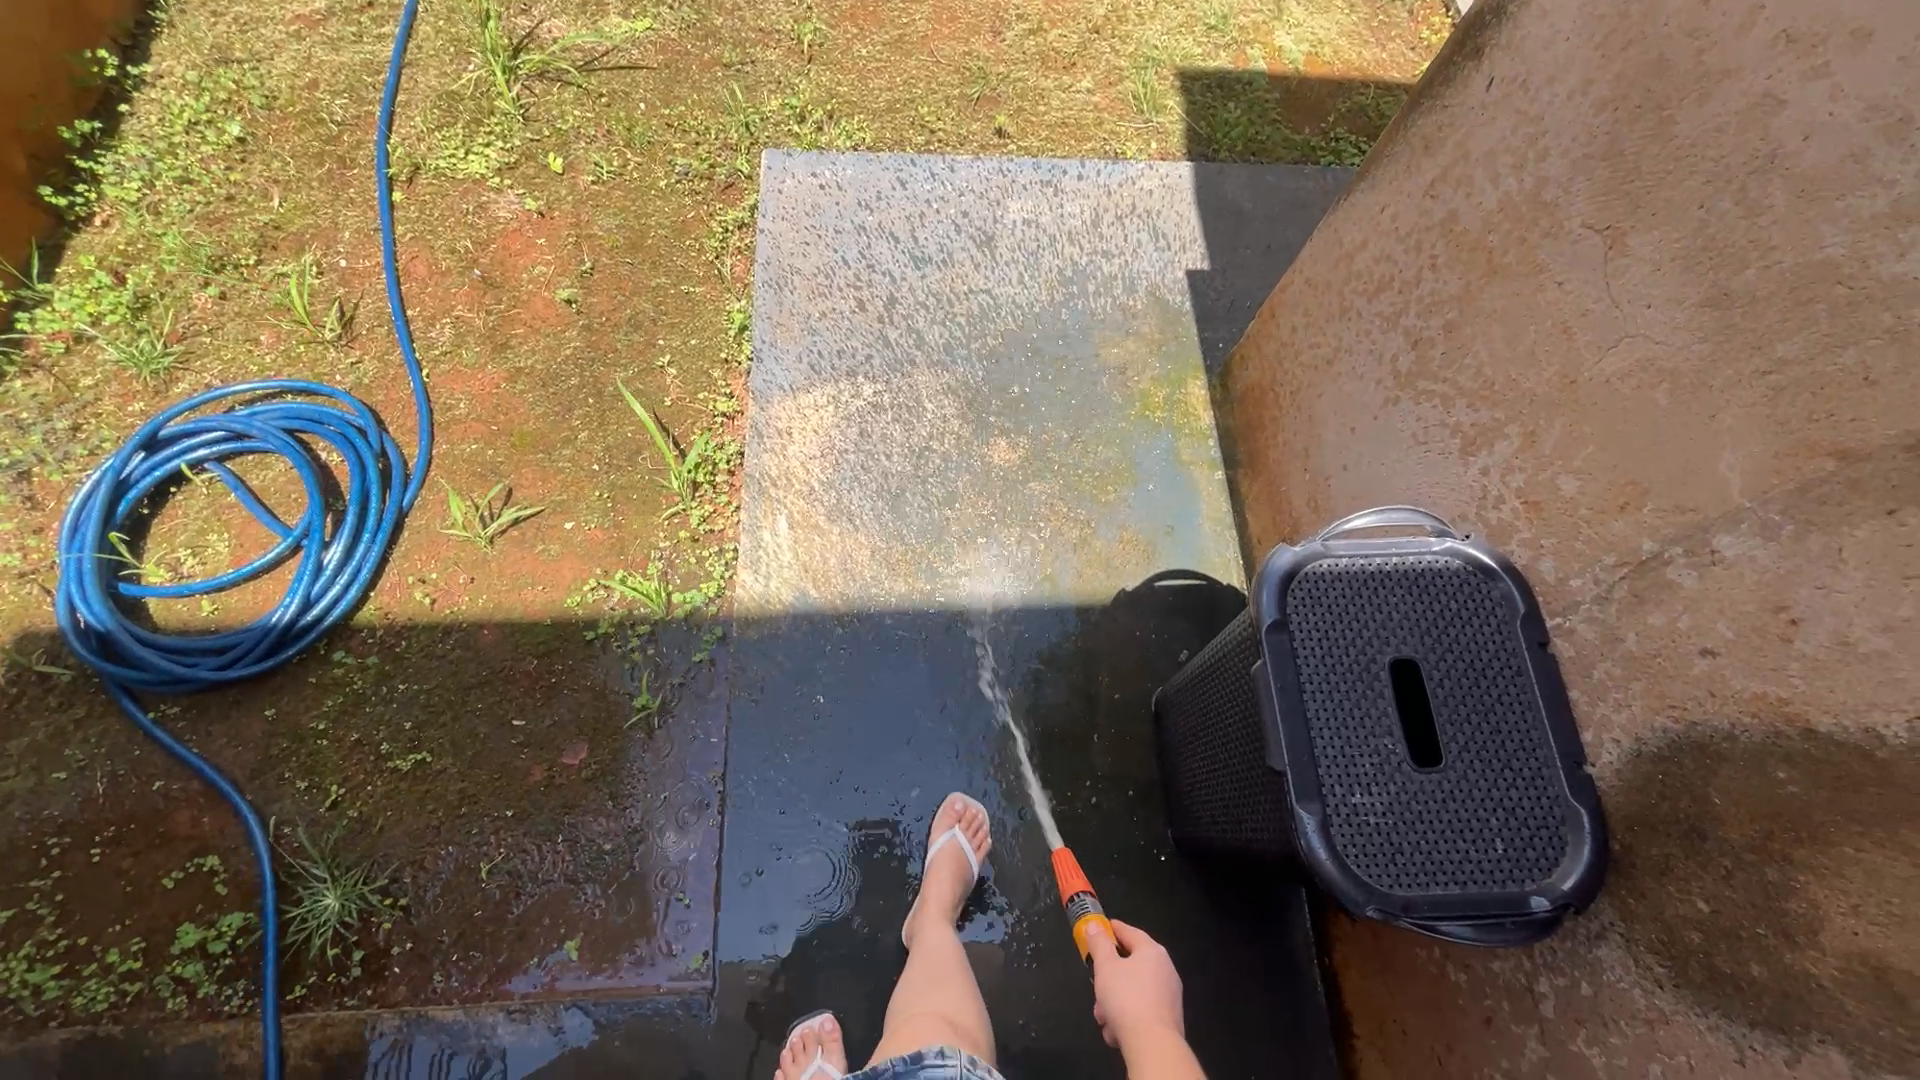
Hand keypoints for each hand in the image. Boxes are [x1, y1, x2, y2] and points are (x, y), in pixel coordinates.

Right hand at [1086, 918, 1184, 1049]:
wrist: (1152, 1045)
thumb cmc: (1127, 998)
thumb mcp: (1105, 966)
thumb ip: (1098, 944)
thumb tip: (1094, 926)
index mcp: (1152, 952)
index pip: (1130, 932)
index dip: (1112, 929)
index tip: (1099, 929)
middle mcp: (1165, 971)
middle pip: (1130, 966)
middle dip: (1108, 978)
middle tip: (1095, 985)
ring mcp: (1169, 997)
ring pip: (1133, 992)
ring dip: (1114, 1003)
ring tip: (1103, 1018)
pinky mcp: (1168, 1020)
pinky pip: (1141, 1011)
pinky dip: (1127, 1018)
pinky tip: (1116, 1032)